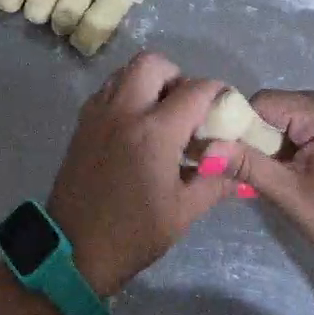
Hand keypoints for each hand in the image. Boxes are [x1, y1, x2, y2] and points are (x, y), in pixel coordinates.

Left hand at [45, 52, 242, 295]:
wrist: (73, 251)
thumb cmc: (133, 234)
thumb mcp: (182, 212)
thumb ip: (214, 181)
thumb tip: (240, 169)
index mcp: (154, 131)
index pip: (195, 90)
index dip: (218, 93)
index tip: (227, 107)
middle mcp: (125, 109)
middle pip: (154, 63)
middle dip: (177, 75)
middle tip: (187, 106)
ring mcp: (99, 111)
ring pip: (127, 70)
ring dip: (150, 80)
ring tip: (162, 113)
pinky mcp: (83, 120)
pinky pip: (109, 87)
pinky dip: (127, 92)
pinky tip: (137, 124)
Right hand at [211, 90, 313, 281]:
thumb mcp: (291, 196)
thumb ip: (248, 166)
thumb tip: (208, 148)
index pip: (266, 102)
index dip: (245, 127)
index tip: (238, 157)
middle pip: (283, 106)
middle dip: (267, 135)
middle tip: (265, 172)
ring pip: (299, 114)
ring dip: (286, 139)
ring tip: (289, 174)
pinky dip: (306, 140)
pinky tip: (310, 170)